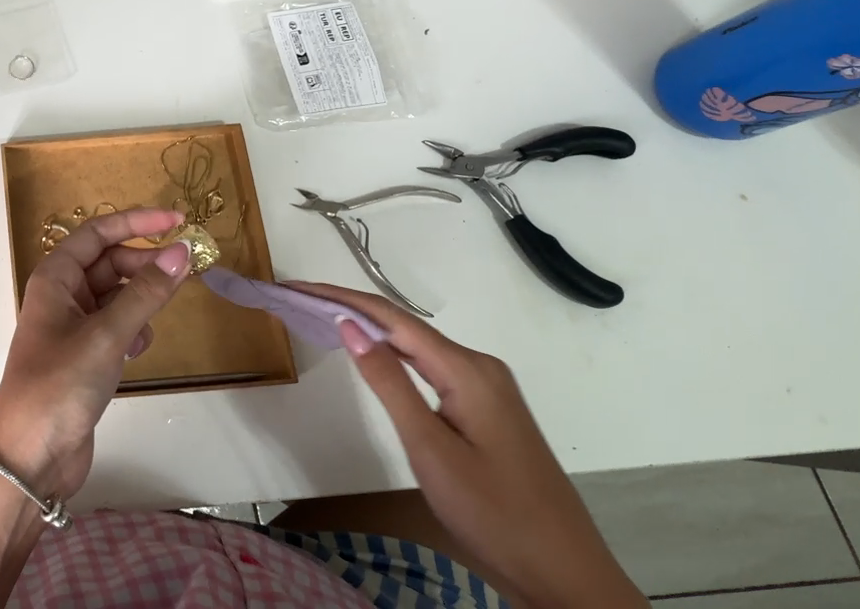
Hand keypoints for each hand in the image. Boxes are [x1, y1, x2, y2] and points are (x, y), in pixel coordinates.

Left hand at [0, 208, 190, 501]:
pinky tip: (139, 350)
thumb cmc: (59, 385)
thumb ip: (145, 292)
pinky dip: (132, 331)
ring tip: (156, 318)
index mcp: (54, 278)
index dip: (136, 222)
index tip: (178, 221)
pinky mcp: (82, 358)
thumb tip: (180, 252)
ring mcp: (70, 328)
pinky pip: (114, 328)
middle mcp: (60, 296)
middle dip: (143, 264)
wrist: (30, 455)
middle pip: (107, 263)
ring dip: (139, 301)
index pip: (97, 234)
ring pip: (114, 297)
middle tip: (184, 271)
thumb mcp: (107, 335)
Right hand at [290, 282, 644, 608]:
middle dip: (347, 305)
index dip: (339, 296)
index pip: (390, 317)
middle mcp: (478, 366)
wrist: (565, 572)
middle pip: (401, 324)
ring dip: (366, 327)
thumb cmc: (493, 512)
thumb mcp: (430, 448)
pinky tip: (369, 354)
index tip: (295, 286)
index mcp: (467, 369)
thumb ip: (388, 382)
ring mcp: (485, 387)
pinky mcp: (485, 408)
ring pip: (414, 344)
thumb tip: (348, 324)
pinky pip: (428, 365)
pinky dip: (391, 353)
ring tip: (318, 315)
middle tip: (296, 299)